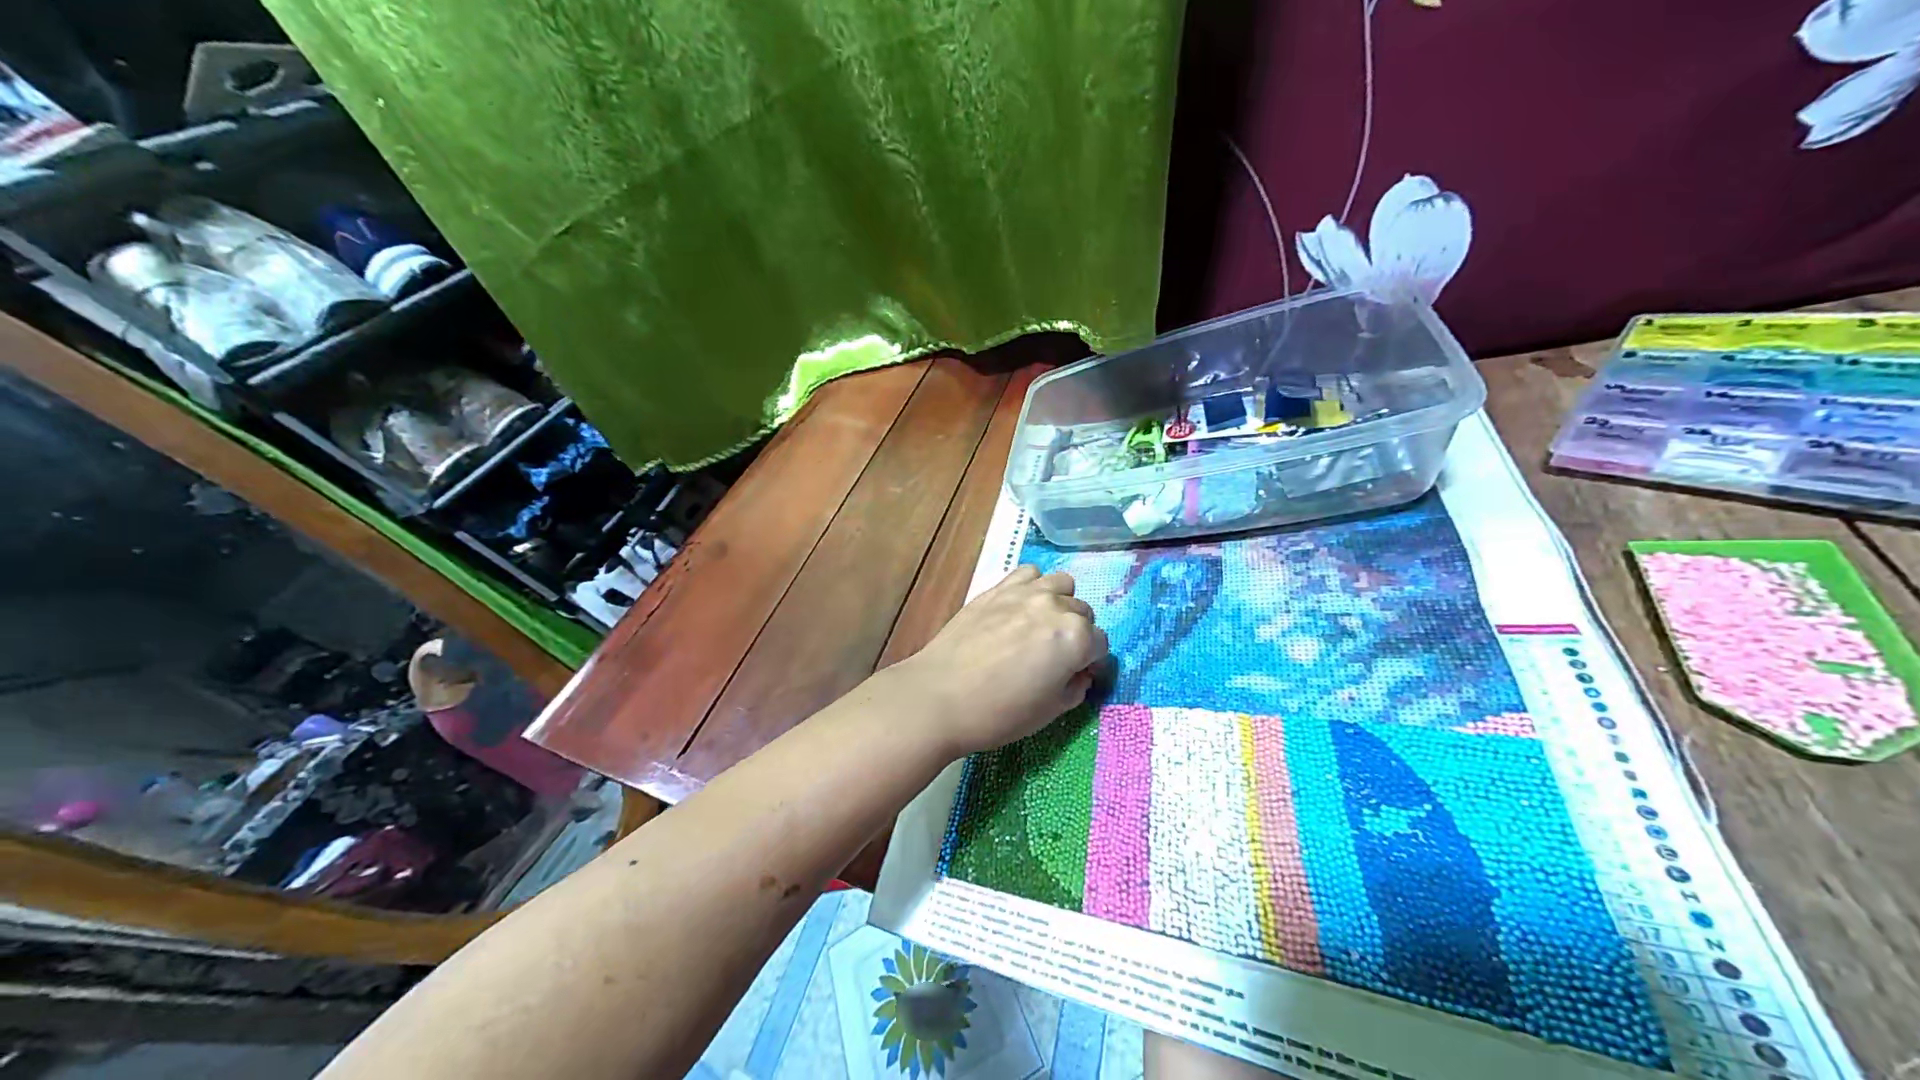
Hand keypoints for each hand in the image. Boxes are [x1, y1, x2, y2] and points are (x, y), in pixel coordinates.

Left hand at [896, 565, 1109, 757]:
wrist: (938, 696)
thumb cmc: (998, 712)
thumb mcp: (1049, 712)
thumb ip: (1075, 688)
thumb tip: (1079, 673)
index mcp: (1076, 638)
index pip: (1101, 645)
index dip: (1090, 664)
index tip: (1073, 677)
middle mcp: (1056, 607)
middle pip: (1083, 613)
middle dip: (1076, 635)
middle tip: (1053, 659)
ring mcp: (1025, 592)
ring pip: (1061, 586)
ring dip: (1059, 604)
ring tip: (1040, 628)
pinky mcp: (997, 588)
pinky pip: (1029, 574)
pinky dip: (1032, 587)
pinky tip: (1019, 609)